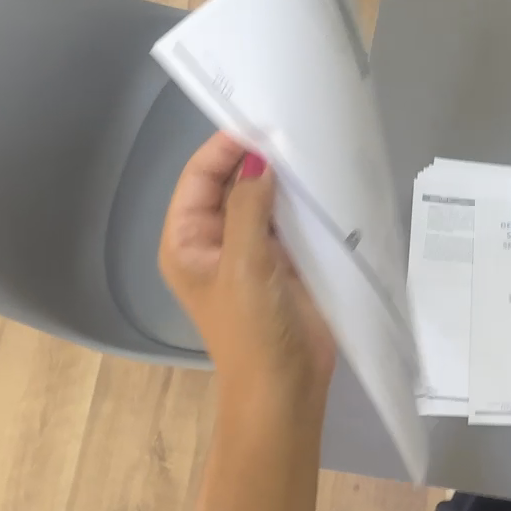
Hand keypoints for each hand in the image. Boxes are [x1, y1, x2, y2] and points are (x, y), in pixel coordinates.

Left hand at [159, 132, 335, 400]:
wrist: (286, 388)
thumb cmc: (252, 330)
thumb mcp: (244, 266)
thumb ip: (248, 208)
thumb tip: (258, 161)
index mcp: (187, 240)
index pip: (199, 178)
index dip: (224, 148)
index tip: (259, 122)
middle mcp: (216, 238)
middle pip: (231, 183)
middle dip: (256, 157)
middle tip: (292, 125)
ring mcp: (252, 249)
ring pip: (263, 198)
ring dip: (282, 177)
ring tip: (311, 144)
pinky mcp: (285, 260)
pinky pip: (289, 219)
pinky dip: (302, 200)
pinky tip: (323, 180)